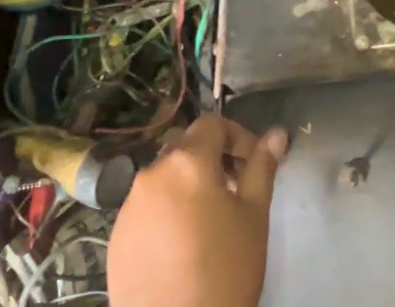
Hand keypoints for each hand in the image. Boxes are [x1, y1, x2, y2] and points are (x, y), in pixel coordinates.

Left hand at [107, 114, 289, 306]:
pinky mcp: (116, 236)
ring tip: (208, 220)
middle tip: (234, 190)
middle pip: (185, 147)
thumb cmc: (224, 270)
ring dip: (187, 185)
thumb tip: (277, 133)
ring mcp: (128, 205)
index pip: (213, 124)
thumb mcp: (253, 216)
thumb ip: (262, 168)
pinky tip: (181, 244)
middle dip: (212, 158)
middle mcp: (151, 173)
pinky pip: (145, 207)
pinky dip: (165, 211)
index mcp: (187, 162)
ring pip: (163, 177)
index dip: (238, 137)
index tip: (253, 164)